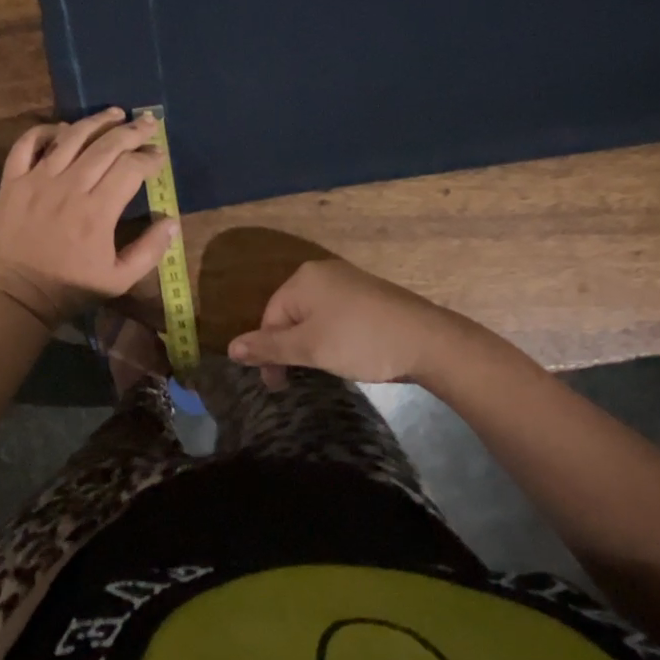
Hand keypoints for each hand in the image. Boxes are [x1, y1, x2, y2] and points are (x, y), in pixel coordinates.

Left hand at [0, 108, 179, 327]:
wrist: (17, 297)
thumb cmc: (71, 289)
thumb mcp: (119, 279)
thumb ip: (150, 250)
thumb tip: (172, 220)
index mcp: (97, 212)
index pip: (130, 168)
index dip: (149, 157)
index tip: (159, 156)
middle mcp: (69, 188)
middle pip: (106, 146)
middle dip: (132, 131)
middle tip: (148, 123)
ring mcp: (37, 181)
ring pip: (70, 137)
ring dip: (96, 121)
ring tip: (114, 113)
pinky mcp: (12, 182)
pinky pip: (27, 145)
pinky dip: (45, 131)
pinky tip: (63, 128)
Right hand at [227, 259, 472, 386]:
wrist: (429, 341)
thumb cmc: (360, 341)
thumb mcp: (309, 349)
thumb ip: (268, 348)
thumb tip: (231, 348)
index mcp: (302, 279)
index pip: (269, 316)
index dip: (267, 353)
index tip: (277, 386)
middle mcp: (322, 273)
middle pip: (290, 314)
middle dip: (289, 347)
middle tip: (297, 379)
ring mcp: (349, 281)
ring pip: (314, 316)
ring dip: (310, 344)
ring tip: (323, 368)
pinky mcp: (370, 295)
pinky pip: (336, 314)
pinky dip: (332, 336)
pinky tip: (346, 353)